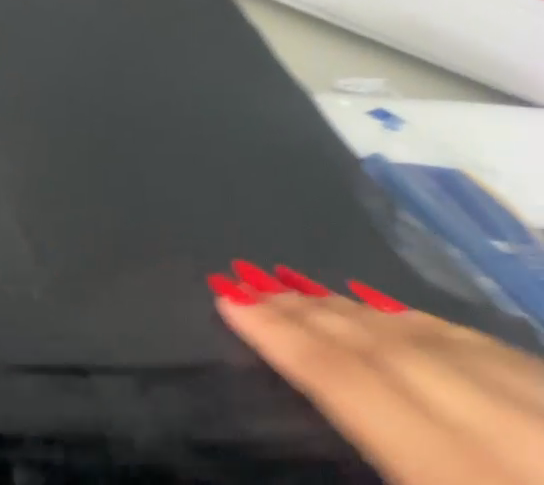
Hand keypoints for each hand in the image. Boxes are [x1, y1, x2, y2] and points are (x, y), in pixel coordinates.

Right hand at [212, 262, 543, 484]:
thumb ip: (394, 466)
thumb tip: (330, 406)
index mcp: (462, 478)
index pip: (354, 385)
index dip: (285, 337)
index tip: (229, 297)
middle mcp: (518, 443)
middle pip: (397, 353)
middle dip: (316, 313)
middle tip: (253, 279)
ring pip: (454, 345)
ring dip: (370, 314)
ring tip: (310, 291)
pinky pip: (508, 358)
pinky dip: (441, 331)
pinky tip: (407, 318)